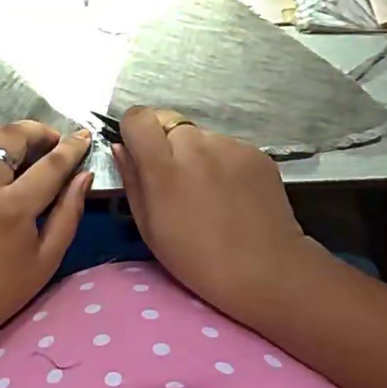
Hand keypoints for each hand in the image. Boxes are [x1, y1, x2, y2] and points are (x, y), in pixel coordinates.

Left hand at [0, 121, 93, 336]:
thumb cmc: (6, 286)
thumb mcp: (49, 257)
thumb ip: (69, 211)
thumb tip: (84, 174)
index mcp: (12, 208)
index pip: (50, 165)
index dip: (71, 147)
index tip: (84, 136)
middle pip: (11, 136)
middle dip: (37, 131)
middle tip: (51, 142)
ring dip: (0, 133)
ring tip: (15, 147)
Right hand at [112, 106, 311, 307]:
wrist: (264, 270)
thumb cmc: (196, 258)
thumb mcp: (149, 226)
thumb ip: (132, 179)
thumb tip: (121, 147)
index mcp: (164, 167)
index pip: (138, 117)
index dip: (134, 129)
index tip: (137, 148)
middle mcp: (196, 146)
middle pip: (169, 121)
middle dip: (164, 141)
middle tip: (174, 175)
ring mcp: (229, 146)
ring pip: (200, 135)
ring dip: (195, 152)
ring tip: (207, 188)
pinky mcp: (255, 151)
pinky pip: (227, 146)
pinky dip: (222, 161)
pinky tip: (230, 191)